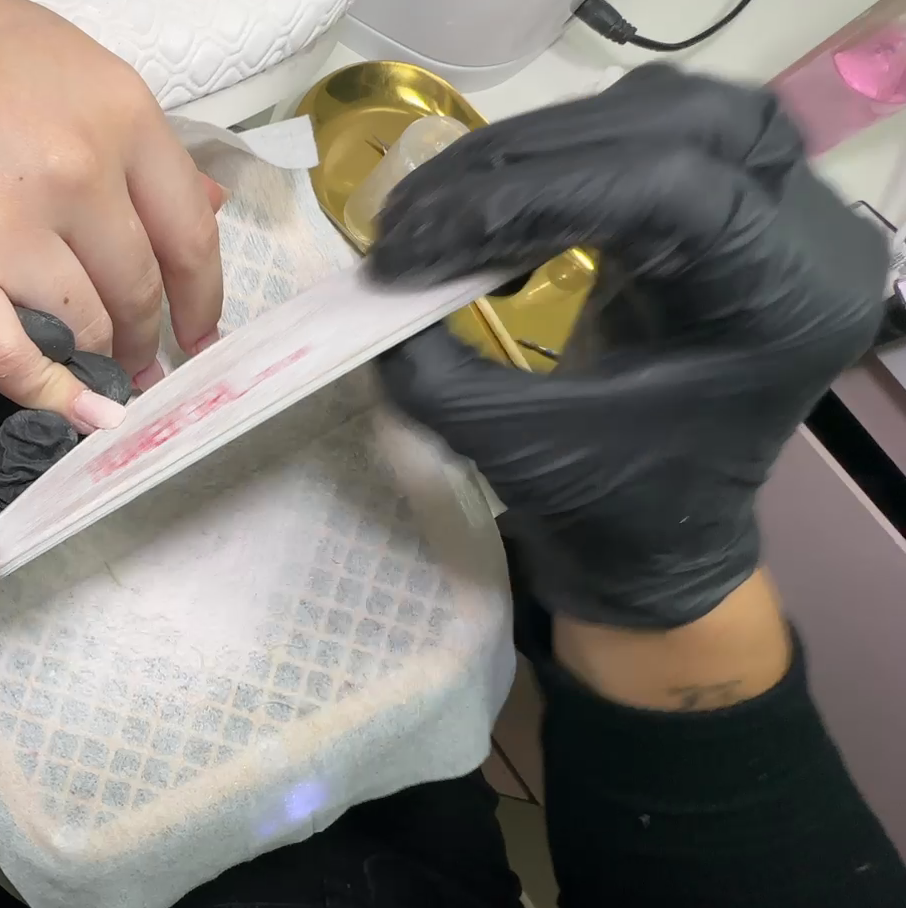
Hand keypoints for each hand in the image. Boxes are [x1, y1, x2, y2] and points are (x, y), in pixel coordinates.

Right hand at [0, 0, 222, 428]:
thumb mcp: (70, 68)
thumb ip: (138, 145)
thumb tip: (206, 207)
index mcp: (119, 114)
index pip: (188, 235)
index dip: (201, 302)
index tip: (199, 339)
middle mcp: (77, 173)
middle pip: (136, 295)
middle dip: (143, 344)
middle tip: (137, 368)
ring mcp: (8, 228)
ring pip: (82, 331)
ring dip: (96, 367)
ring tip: (95, 380)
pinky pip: (11, 360)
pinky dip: (49, 399)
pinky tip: (73, 418)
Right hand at [368, 66, 886, 627]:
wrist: (650, 530)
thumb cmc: (597, 501)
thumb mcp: (501, 442)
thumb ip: (432, 369)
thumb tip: (371, 297)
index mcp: (774, 305)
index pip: (665, 190)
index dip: (520, 203)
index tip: (405, 253)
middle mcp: (802, 235)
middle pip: (671, 122)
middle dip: (514, 163)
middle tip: (404, 220)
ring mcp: (771, 213)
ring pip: (659, 111)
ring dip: (525, 151)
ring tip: (430, 210)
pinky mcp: (719, 213)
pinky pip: (642, 140)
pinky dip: (547, 162)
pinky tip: (486, 212)